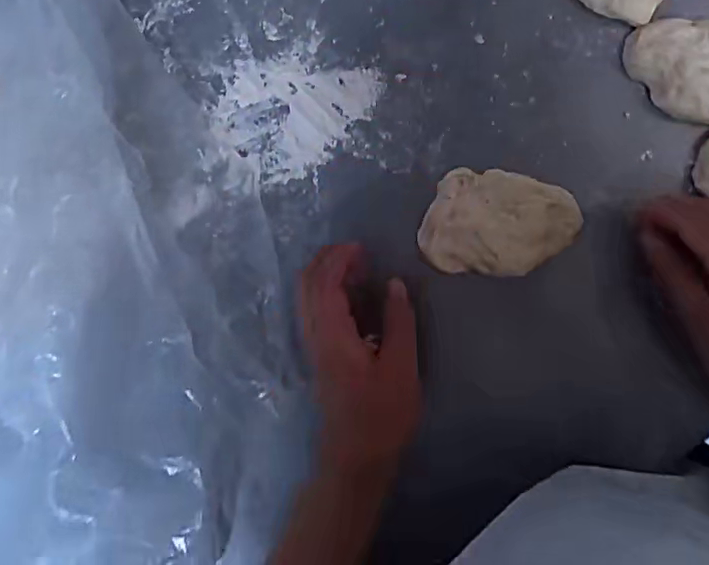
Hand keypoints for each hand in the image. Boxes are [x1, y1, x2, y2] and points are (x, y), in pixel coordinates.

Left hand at [297, 244, 420, 479]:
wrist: (356, 459)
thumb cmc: (382, 414)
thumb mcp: (402, 367)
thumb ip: (399, 321)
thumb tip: (394, 283)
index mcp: (332, 334)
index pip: (323, 282)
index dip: (339, 258)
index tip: (363, 249)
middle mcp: (314, 335)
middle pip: (306, 283)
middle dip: (327, 259)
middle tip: (357, 252)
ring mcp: (312, 346)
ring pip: (306, 295)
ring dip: (325, 273)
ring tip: (357, 268)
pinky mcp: (318, 355)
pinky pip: (312, 308)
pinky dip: (326, 289)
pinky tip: (352, 295)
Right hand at [637, 195, 708, 424]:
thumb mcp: (697, 321)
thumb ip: (670, 272)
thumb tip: (646, 234)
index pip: (694, 221)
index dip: (662, 213)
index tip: (633, 217)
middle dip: (676, 208)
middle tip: (644, 219)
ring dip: (695, 216)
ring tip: (664, 228)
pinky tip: (696, 245)